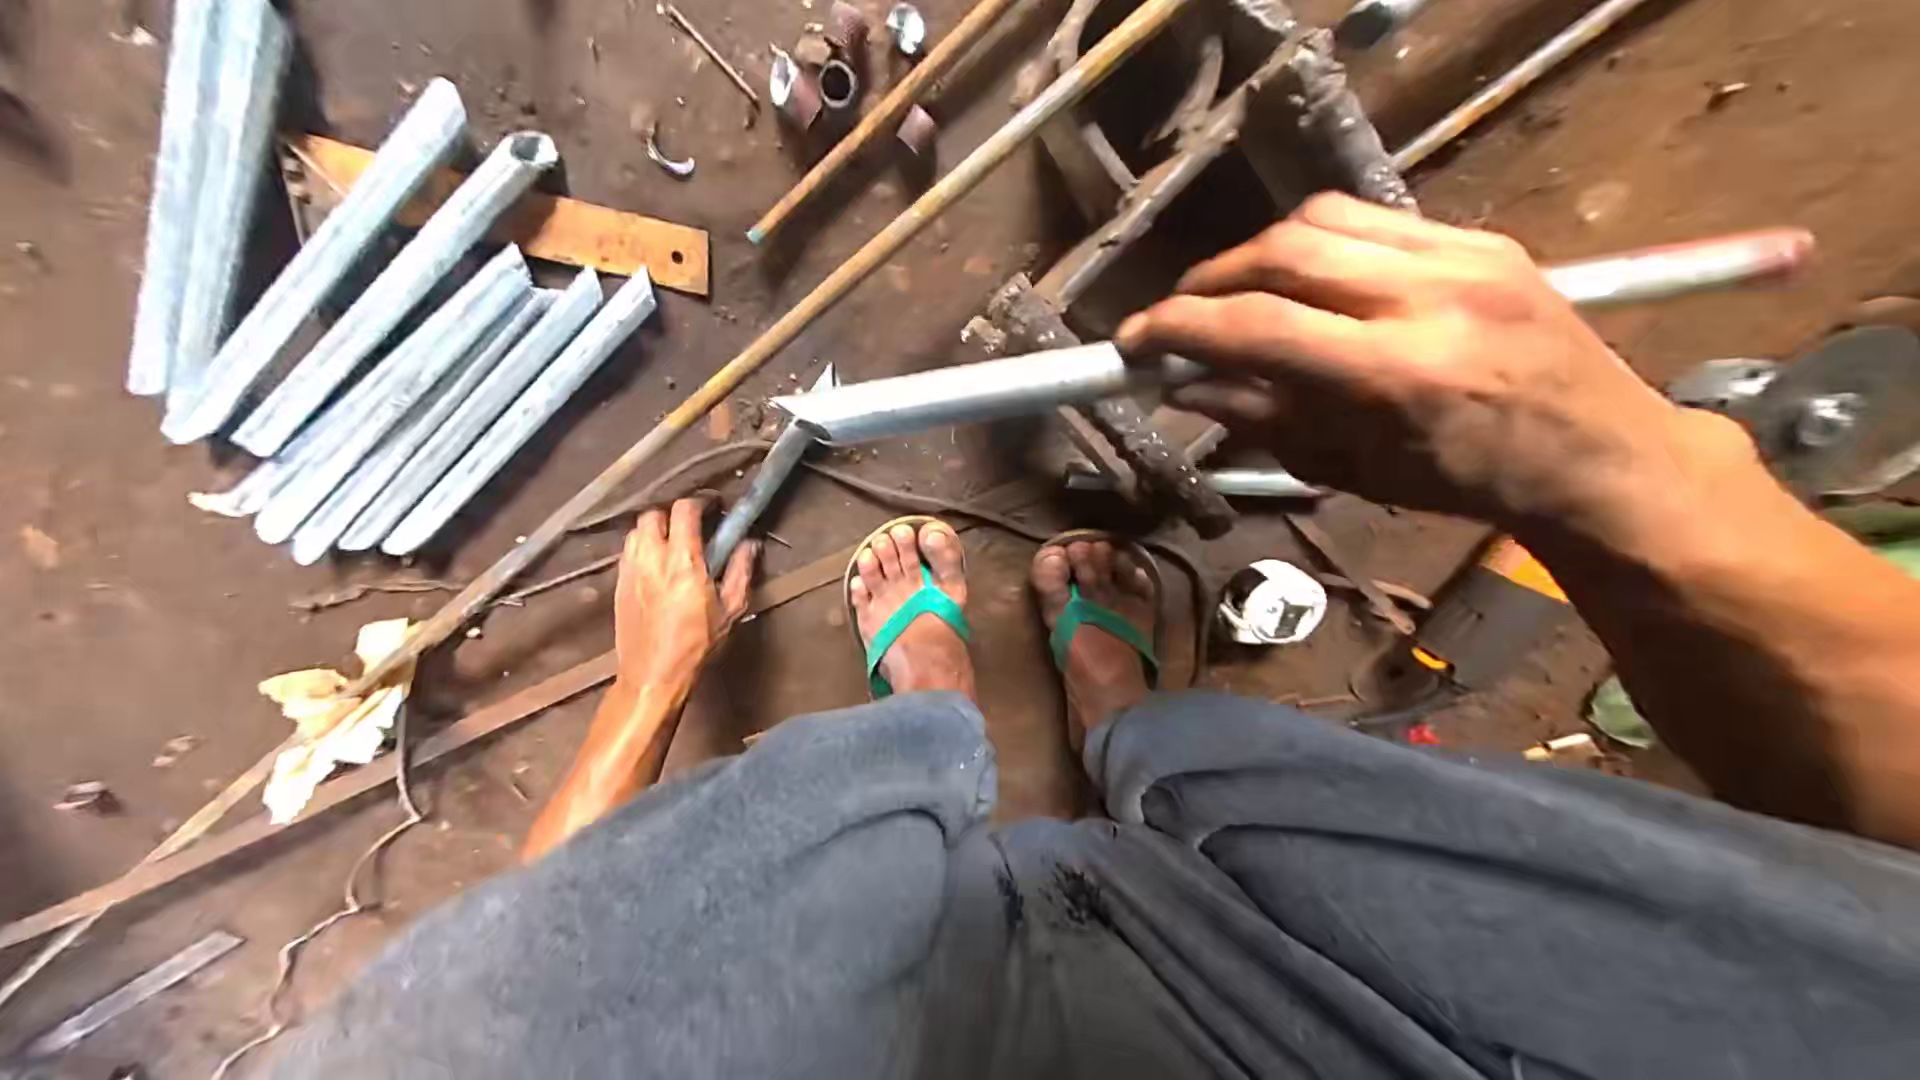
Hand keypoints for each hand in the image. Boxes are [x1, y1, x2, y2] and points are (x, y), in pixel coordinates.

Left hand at [615, 498, 758, 687]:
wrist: (652, 674)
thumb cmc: (697, 643)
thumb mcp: (731, 608)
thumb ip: (741, 570)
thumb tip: (750, 544)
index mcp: (683, 561)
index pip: (684, 511)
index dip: (700, 501)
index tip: (713, 505)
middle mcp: (651, 559)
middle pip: (653, 514)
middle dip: (673, 514)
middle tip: (692, 525)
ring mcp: (630, 570)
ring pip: (636, 531)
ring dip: (655, 530)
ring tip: (673, 543)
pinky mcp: (618, 584)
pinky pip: (628, 552)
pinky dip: (643, 548)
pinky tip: (657, 564)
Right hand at [1117, 192, 1732, 534]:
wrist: (1594, 449)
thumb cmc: (1458, 481)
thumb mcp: (1344, 467)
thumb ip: (1257, 415)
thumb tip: (1182, 384)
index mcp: (1392, 376)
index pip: (1256, 327)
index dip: (1176, 327)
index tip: (1131, 340)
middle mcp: (1427, 297)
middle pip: (1279, 254)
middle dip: (1206, 282)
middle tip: (1177, 316)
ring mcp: (1460, 255)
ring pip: (1316, 219)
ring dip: (1252, 255)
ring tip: (1233, 295)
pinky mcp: (1477, 236)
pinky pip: (1365, 215)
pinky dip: (1307, 243)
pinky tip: (1297, 277)